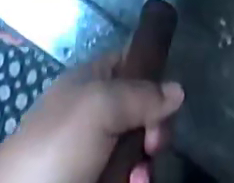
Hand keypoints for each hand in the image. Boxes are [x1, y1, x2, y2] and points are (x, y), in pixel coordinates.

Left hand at [0, 54, 184, 182]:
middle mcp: (96, 114)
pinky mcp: (101, 181)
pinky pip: (130, 178)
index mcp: (91, 82)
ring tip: (137, 178)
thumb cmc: (56, 147)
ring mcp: (97, 153)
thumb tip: (178, 90)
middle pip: (144, 111)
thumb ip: (141, 94)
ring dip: (146, 165)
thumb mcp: (99, 106)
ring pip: (140, 150)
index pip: (132, 63)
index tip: (164, 102)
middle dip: (155, 129)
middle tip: (152, 146)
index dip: (153, 78)